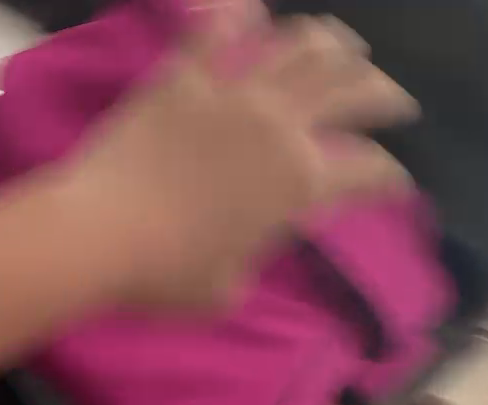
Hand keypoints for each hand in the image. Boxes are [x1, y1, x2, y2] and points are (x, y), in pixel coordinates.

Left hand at [57, 3, 417, 310]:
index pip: (366, 172)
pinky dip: (234, 19)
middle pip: (354, 90)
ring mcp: (230, 94)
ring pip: (302, 46)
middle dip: (383, 95)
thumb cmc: (155, 277)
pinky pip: (214, 34)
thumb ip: (249, 268)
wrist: (94, 236)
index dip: (387, 180)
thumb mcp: (217, 294)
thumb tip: (256, 250)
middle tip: (390, 102)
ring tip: (341, 47)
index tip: (392, 184)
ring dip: (332, 43)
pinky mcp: (178, 82)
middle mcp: (280, 125)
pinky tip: (245, 17)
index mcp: (298, 183)